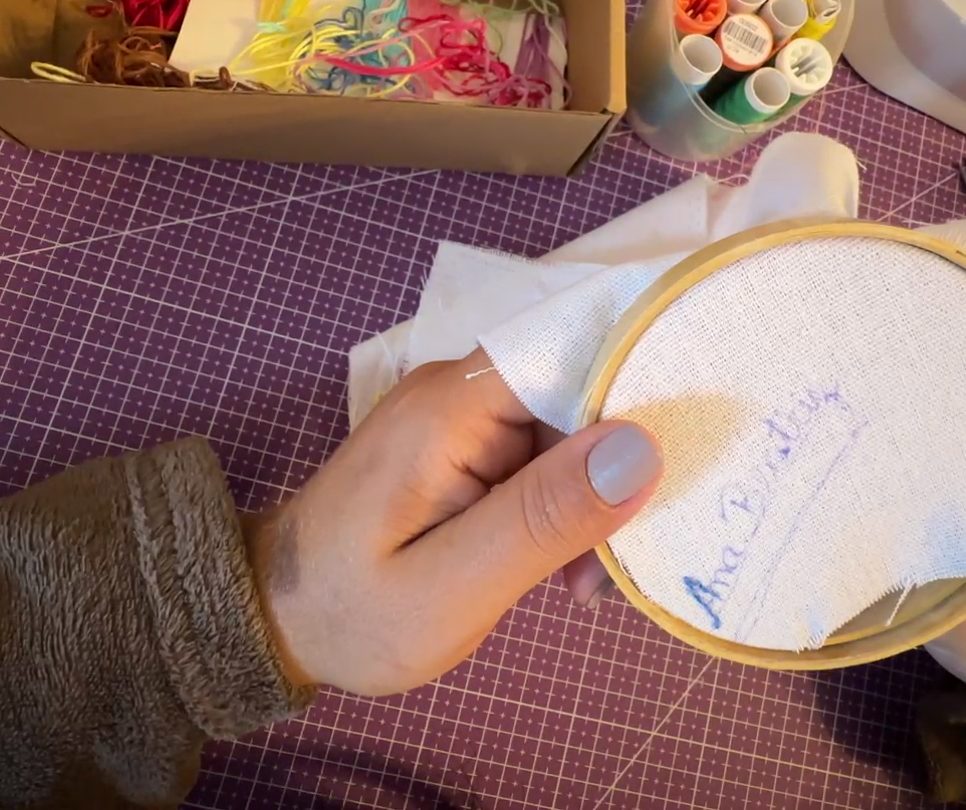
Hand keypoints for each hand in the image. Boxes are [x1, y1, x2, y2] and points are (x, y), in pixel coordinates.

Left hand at [247, 350, 663, 695]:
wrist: (276, 617)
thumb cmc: (353, 611)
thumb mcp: (454, 585)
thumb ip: (543, 516)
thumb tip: (640, 447)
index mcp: (452, 405)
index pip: (564, 347)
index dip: (634, 372)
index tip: (689, 429)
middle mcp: (459, 391)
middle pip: (573, 391)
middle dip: (615, 465)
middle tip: (624, 551)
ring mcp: (461, 417)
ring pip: (563, 429)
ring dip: (590, 497)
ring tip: (584, 579)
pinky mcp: (463, 446)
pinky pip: (537, 455)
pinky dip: (561, 505)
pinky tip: (560, 565)